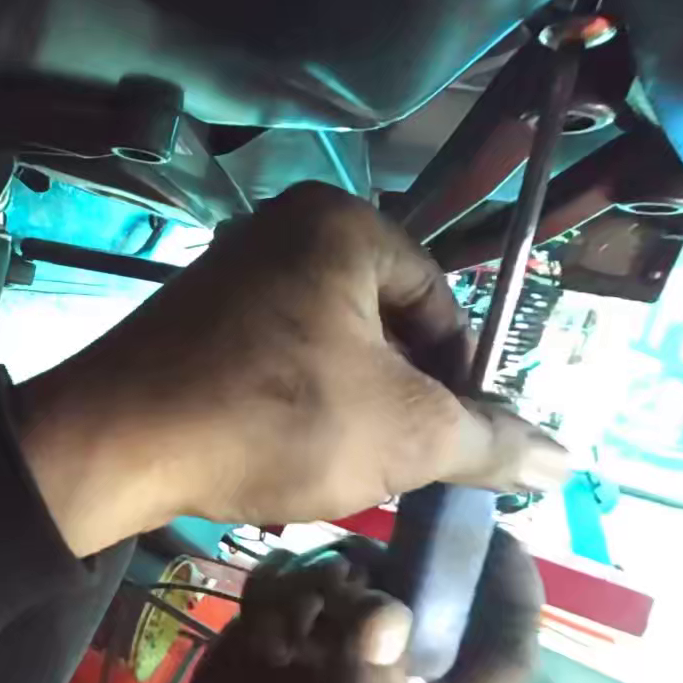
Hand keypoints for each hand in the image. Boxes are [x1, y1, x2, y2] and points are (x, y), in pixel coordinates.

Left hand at [16, 181, 568, 555]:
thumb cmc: (273, 418)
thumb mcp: (402, 433)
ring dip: (343, 404)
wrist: (118, 441)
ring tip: (331, 458)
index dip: (453, 378)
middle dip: (393, 395)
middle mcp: (278, 230)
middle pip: (378, 323)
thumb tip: (564, 457)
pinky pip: (270, 352)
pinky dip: (290, 398)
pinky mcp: (193, 314)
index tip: (445, 439)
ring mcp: (228, 270)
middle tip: (388, 457)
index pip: (437, 302)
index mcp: (339, 225)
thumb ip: (488, 439)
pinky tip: (279, 443)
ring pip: (324, 344)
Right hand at [170, 534, 540, 682]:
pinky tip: (257, 614)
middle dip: (386, 568)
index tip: (495, 532)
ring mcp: (329, 643)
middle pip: (409, 585)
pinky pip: (282, 579)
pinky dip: (272, 580)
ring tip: (285, 623)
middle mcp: (390, 665)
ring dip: (318, 576)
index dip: (509, 589)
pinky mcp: (276, 630)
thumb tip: (385, 610)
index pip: (498, 646)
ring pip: (343, 573)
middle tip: (341, 579)